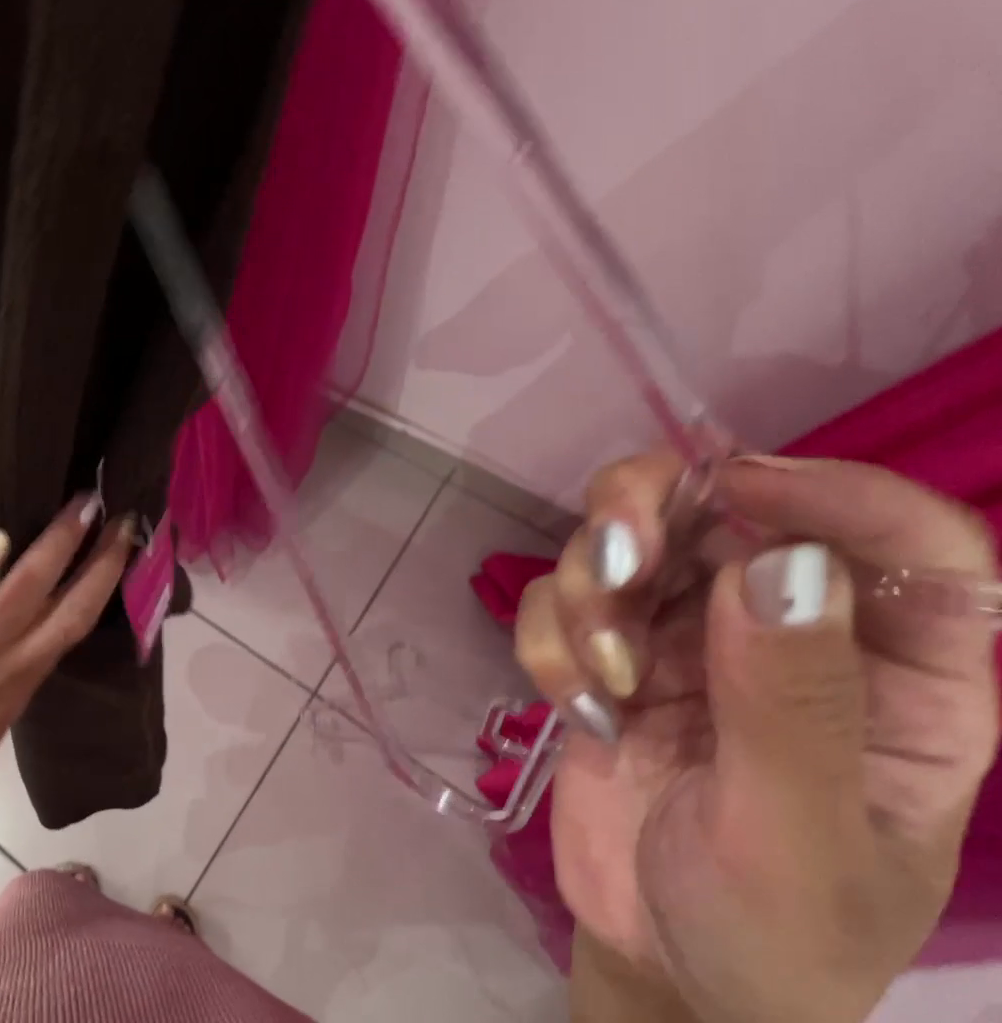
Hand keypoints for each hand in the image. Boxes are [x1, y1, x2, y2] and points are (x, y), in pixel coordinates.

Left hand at [0, 498, 131, 879]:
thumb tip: (4, 630)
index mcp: (14, 689)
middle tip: (120, 511)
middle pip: (62, 611)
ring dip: (52, 551)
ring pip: (16, 603)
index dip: (102, 583)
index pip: (70, 627)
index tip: (123, 542)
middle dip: (98, 561)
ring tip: (77, 506)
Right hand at [516, 453, 998, 1022]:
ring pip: (623, 542)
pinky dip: (550, 647)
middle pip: (725, 506)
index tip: (735, 491)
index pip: (906, 542)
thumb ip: (793, 707)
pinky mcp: (606, 660)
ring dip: (588, 595)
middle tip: (614, 561)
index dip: (834, 493)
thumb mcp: (798, 837)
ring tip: (599, 680)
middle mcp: (790, 632)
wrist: (664, 965)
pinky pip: (558, 606)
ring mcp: (688, 641)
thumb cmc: (778, 926)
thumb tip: (780, 564)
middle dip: (649, 515)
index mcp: (902, 674)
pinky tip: (577, 714)